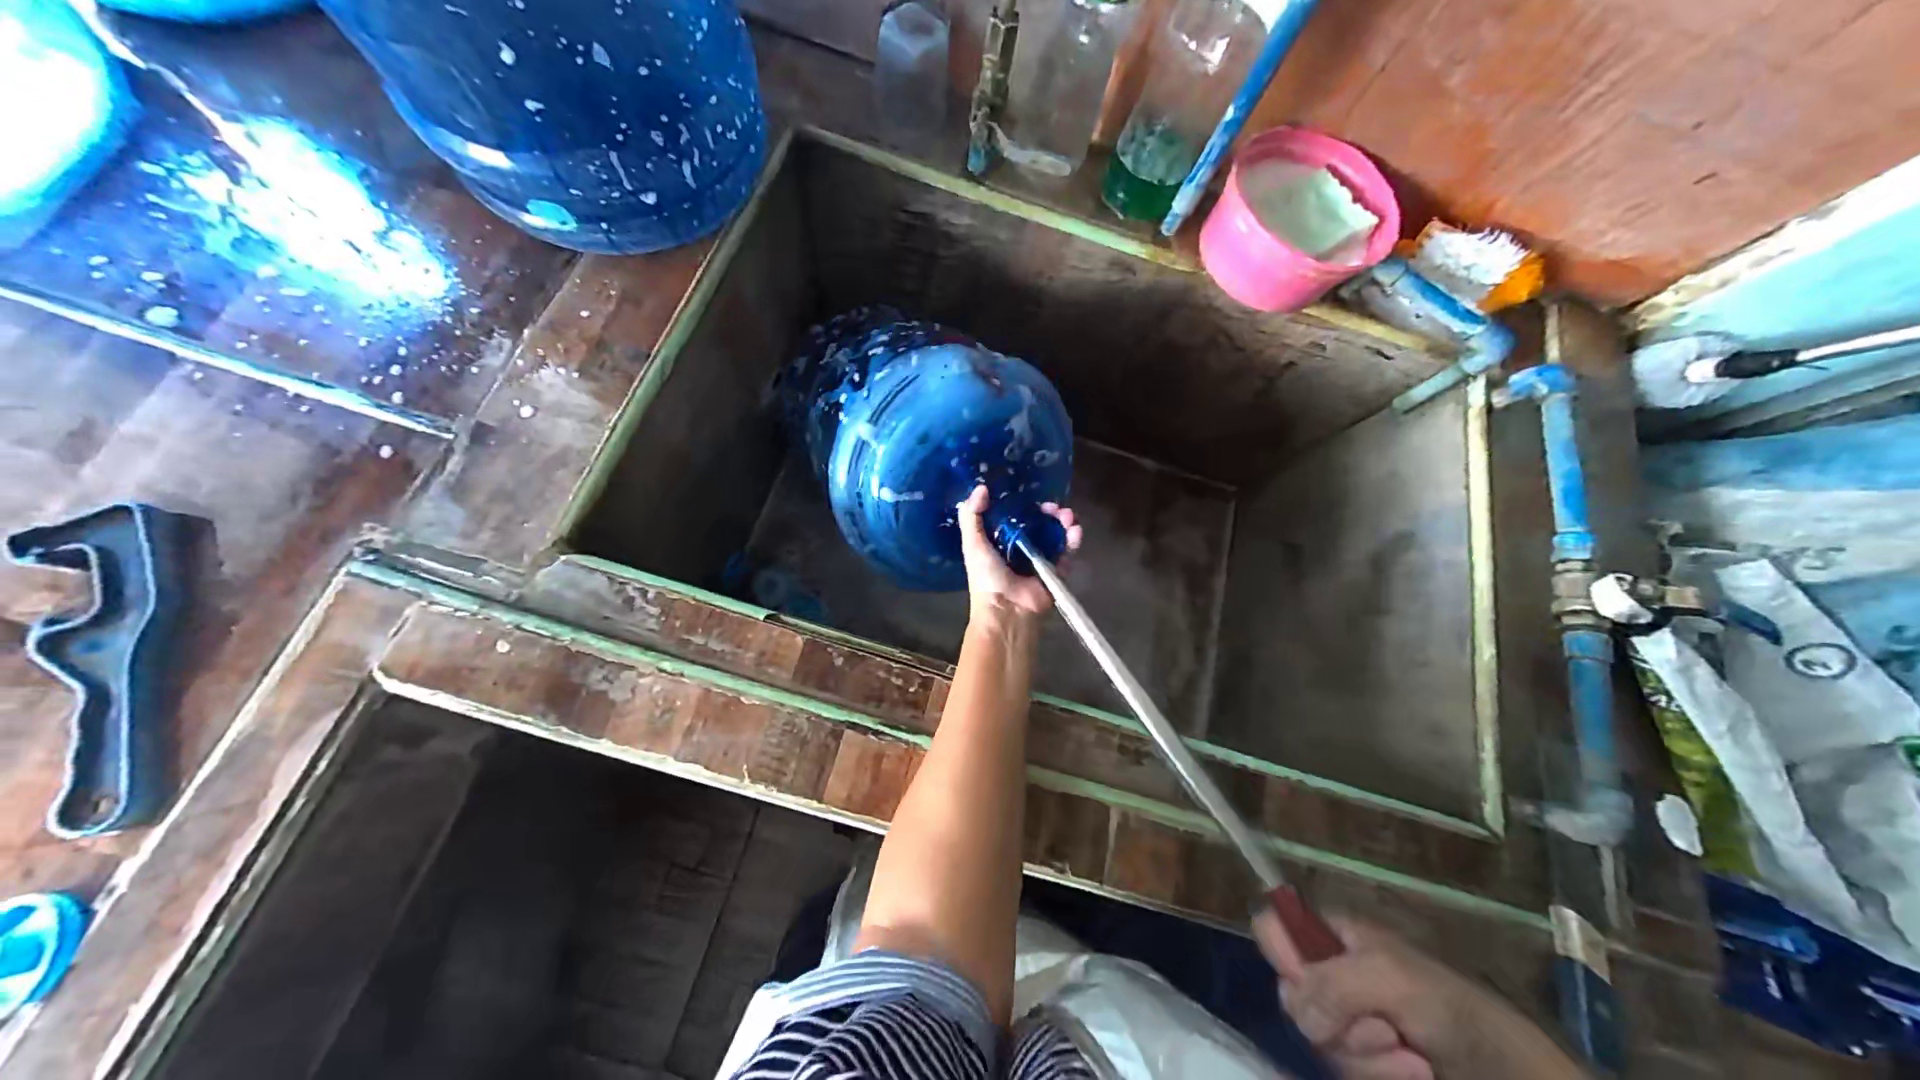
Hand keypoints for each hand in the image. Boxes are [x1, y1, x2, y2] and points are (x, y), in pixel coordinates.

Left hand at [956, 485, 1081, 618]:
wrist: (1006, 610)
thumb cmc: (986, 577)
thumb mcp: (972, 543)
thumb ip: (972, 515)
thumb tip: (981, 487)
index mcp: (1000, 542)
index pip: (1016, 517)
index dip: (1025, 505)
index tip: (1032, 495)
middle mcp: (1021, 549)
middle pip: (1040, 524)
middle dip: (1049, 513)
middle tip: (1054, 507)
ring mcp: (1041, 560)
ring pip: (1056, 534)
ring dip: (1063, 522)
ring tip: (1067, 516)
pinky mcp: (1056, 572)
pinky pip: (1067, 552)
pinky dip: (1073, 540)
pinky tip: (1075, 531)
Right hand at [1254, 912, 1585, 1079]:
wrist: (1511, 1076)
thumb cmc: (1451, 1007)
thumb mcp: (1390, 978)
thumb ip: (1331, 982)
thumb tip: (1297, 1012)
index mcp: (1337, 937)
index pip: (1275, 927)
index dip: (1281, 953)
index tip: (1304, 979)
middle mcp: (1334, 974)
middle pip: (1292, 993)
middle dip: (1335, 1019)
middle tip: (1380, 1026)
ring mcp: (1348, 1021)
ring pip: (1317, 1038)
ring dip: (1364, 1056)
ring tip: (1410, 1058)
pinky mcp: (1363, 1063)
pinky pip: (1343, 1068)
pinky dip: (1379, 1075)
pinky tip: (1413, 1072)